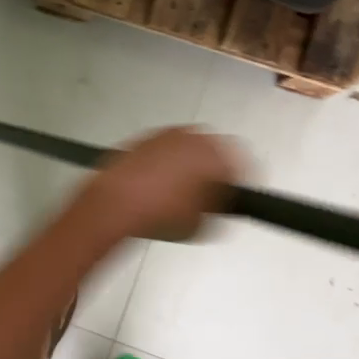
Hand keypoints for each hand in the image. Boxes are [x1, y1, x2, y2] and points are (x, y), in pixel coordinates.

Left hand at [77, 126, 245, 241]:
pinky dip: (166, 163)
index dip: (239, 184)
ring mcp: (167, 134)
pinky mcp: (144, 138)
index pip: (243, 165)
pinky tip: (158, 185)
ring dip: (190, 165)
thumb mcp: (202, 224)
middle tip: (207, 196)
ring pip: (189, 149)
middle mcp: (194, 136)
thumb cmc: (158, 212)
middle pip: (216, 152)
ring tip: (180, 193)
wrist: (115, 203)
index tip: (235, 196)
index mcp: (217, 153)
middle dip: (214, 171)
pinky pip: (164, 150)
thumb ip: (218, 208)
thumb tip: (217, 205)